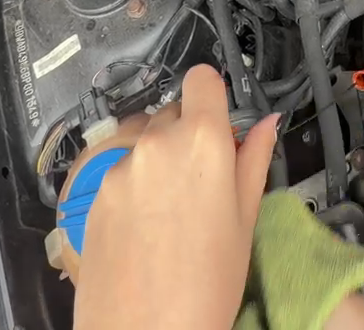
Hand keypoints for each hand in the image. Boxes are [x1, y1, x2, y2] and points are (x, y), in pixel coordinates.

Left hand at [73, 65, 278, 329]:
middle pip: (175, 112)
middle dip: (188, 135)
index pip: (202, 78)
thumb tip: (267, 123)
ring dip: (160, 161)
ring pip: (147, 144)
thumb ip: (254, 158)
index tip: (217, 118)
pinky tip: (145, 230)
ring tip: (172, 213)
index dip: (211, 94)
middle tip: (202, 183)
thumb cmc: (205, 286)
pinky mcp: (96, 194)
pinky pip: (123, 173)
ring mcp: (122, 167)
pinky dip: (135, 188)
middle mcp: (158, 142)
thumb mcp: (244, 219)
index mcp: (202, 140)